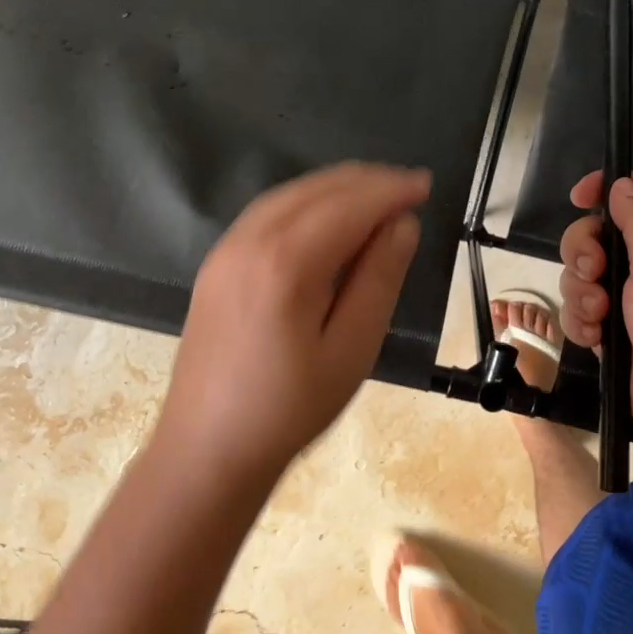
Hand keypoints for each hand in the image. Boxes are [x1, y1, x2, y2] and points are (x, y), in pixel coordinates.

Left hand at [159, 162, 430, 473]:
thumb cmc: (289, 409)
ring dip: (338, 187)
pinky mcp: (217, 263)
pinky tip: (328, 214)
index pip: (350, 205)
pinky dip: (308, 200)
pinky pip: (269, 211)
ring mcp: (227, 249)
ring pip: (291, 194)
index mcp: (286, 264)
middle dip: (368, 181)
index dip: (391, 190)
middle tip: (410, 188)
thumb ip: (379, 279)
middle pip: (319, 189)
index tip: (426, 184)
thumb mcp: (351, 349)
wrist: (206, 452)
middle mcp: (250, 241)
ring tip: (378, 195)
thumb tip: (402, 224)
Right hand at [558, 172, 632, 432]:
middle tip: (595, 271)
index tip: (578, 197)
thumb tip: (621, 184)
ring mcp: (622, 297)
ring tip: (601, 315)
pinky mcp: (607, 327)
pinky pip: (577, 311)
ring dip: (581, 294)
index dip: (603, 188)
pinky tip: (596, 338)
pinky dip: (582, 323)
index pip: (632, 193)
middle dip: (582, 251)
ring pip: (578, 275)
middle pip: (592, 234)